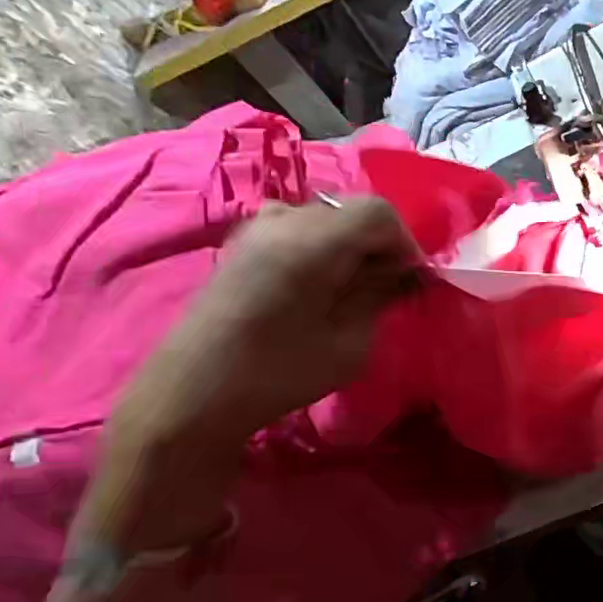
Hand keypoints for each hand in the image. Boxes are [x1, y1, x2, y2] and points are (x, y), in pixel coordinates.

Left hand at [113, 198, 419, 450]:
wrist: (191, 392)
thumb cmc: (278, 374)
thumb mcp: (349, 343)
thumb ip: (381, 296)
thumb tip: (408, 274)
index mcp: (311, 242)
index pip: (379, 213)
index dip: (406, 243)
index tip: (411, 281)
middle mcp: (283, 219)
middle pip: (353, 209)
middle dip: (380, 244)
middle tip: (388, 287)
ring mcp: (257, 226)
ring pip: (327, 216)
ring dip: (352, 245)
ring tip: (353, 288)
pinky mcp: (243, 241)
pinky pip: (299, 226)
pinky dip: (323, 245)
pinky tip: (318, 284)